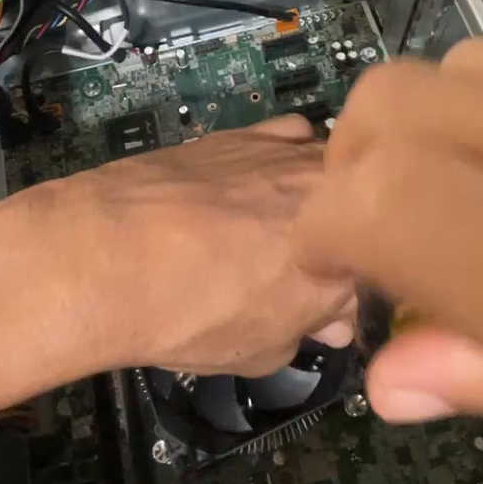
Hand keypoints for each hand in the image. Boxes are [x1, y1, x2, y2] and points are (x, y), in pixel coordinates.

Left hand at [45, 116, 356, 377]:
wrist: (114, 253)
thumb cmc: (188, 311)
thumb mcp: (259, 350)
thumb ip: (305, 330)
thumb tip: (323, 319)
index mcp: (344, 261)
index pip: (368, 280)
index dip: (343, 300)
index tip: (320, 314)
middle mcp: (327, 201)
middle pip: (355, 215)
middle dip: (335, 243)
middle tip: (295, 272)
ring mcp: (288, 156)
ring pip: (327, 168)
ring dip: (316, 193)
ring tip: (276, 220)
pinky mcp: (246, 133)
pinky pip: (287, 134)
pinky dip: (284, 153)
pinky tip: (255, 177)